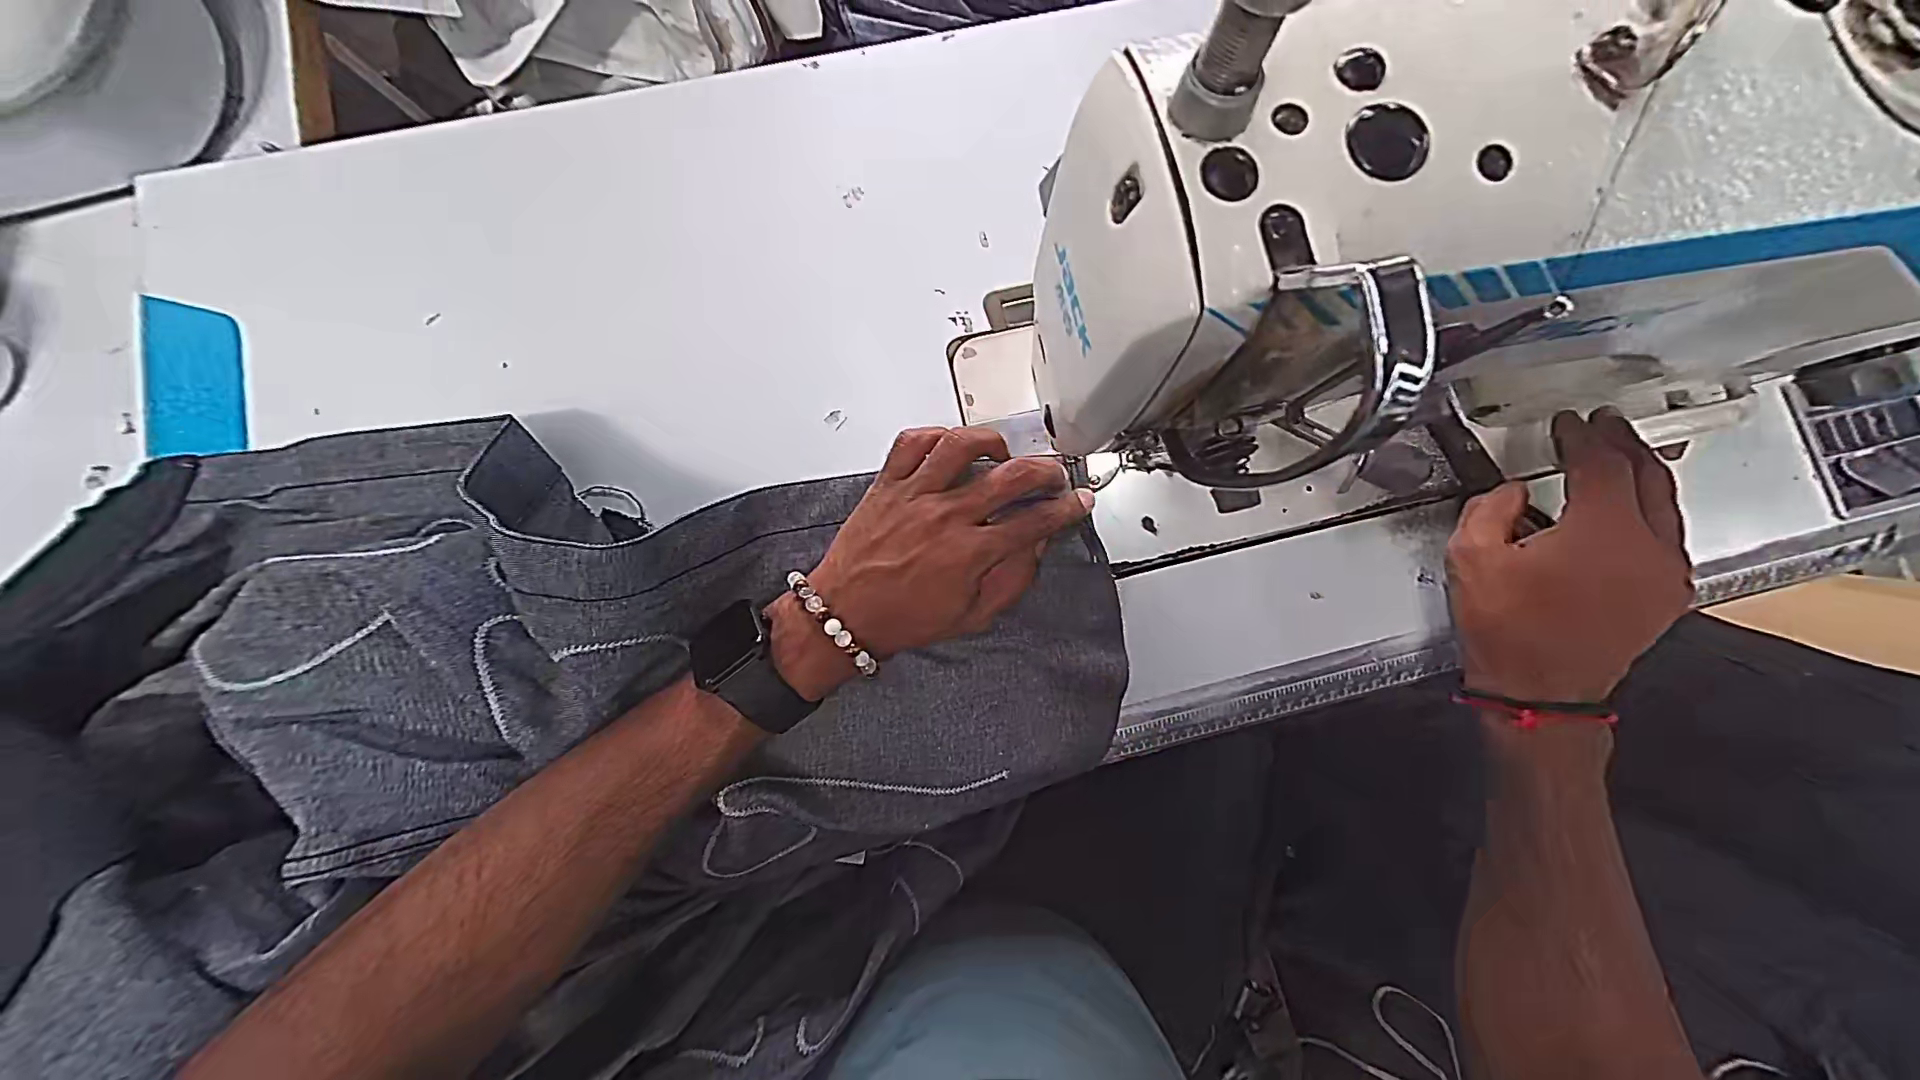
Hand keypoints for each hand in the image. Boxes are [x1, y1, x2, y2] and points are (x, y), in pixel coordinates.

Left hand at [768, 426, 1093, 698]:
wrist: (846, 615)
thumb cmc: (901, 618)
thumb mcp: (971, 616)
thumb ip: (1011, 580)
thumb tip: (1035, 548)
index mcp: (969, 553)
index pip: (1035, 520)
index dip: (1066, 508)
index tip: (1076, 502)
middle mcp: (945, 518)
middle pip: (1011, 475)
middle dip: (1046, 470)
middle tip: (1051, 474)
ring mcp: (914, 496)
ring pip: (961, 445)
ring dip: (992, 441)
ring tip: (1001, 452)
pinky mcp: (887, 486)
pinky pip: (912, 442)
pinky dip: (935, 434)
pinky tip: (949, 444)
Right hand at [1445, 409, 1692, 704]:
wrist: (1540, 689)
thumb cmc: (1504, 626)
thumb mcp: (1469, 558)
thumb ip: (1488, 510)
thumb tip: (1514, 491)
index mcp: (1602, 531)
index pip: (1602, 465)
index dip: (1583, 438)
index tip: (1569, 424)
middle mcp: (1649, 545)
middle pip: (1648, 476)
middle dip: (1624, 445)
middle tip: (1603, 426)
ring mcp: (1666, 572)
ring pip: (1667, 505)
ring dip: (1642, 475)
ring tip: (1619, 458)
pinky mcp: (1667, 594)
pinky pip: (1667, 536)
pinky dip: (1648, 510)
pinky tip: (1627, 510)